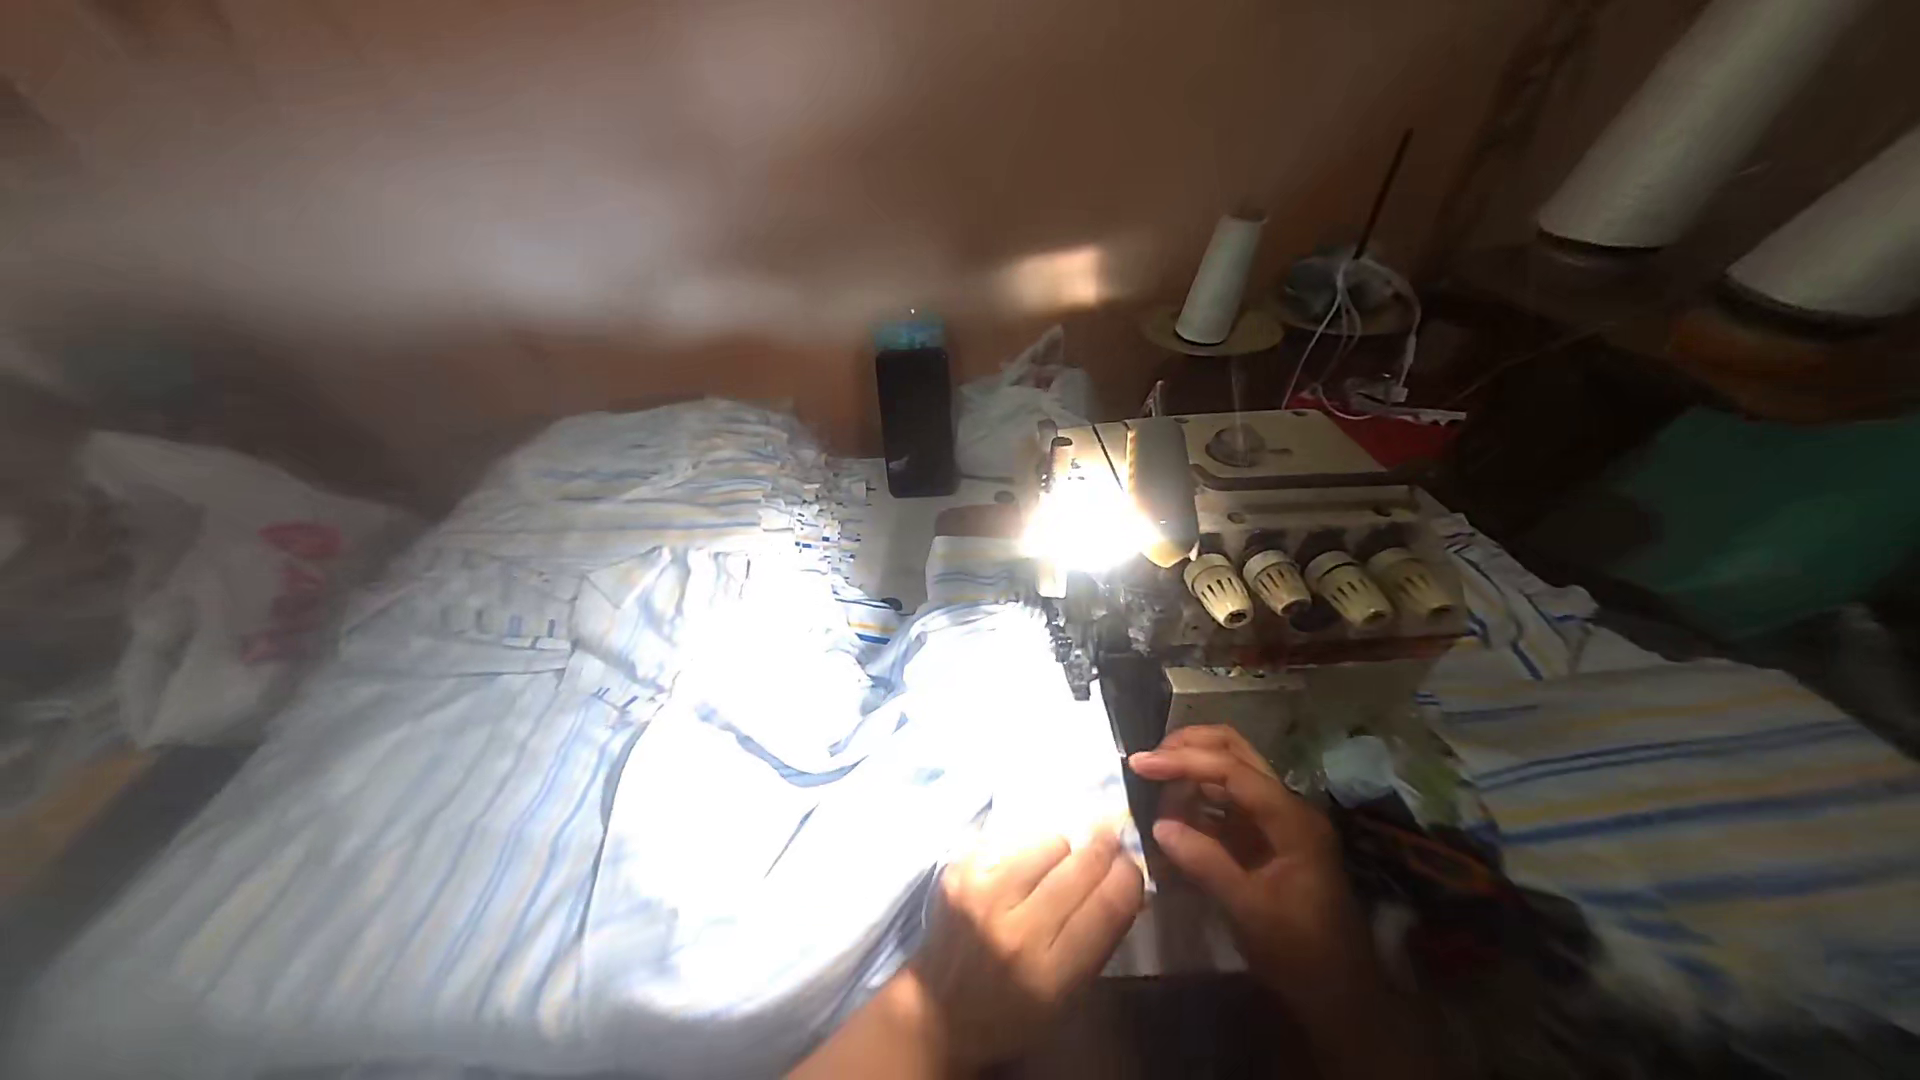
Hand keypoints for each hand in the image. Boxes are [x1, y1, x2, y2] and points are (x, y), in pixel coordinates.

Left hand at [913, 829, 1143, 1070]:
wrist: (937, 1006)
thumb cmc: (1011, 1008)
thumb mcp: (1066, 995)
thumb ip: (1100, 938)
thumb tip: (1128, 878)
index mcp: (1049, 975)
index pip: (1106, 907)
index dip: (1128, 876)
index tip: (1133, 863)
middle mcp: (1014, 931)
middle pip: (1080, 866)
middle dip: (1102, 849)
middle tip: (1109, 840)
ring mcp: (981, 895)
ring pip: (1048, 842)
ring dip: (1060, 851)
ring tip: (1052, 868)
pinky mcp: (958, 870)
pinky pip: (1012, 839)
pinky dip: (1024, 849)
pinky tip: (1017, 869)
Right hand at [1128, 726, 1379, 1013]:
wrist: (1341, 997)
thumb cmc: (1302, 954)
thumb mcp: (1250, 912)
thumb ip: (1205, 863)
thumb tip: (1158, 825)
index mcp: (1291, 819)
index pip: (1232, 770)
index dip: (1183, 761)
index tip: (1140, 764)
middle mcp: (1286, 806)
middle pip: (1234, 751)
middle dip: (1187, 747)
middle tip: (1147, 762)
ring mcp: (1274, 819)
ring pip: (1227, 770)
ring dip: (1189, 770)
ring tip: (1153, 789)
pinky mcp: (1262, 836)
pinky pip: (1223, 801)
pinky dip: (1194, 798)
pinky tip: (1169, 815)